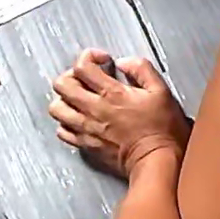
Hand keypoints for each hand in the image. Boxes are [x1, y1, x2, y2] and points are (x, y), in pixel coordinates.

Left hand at [49, 49, 191, 177]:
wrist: (156, 161)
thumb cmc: (162, 129)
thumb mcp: (161, 92)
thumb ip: (142, 70)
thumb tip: (124, 62)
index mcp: (113, 93)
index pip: (83, 67)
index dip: (90, 57)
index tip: (103, 61)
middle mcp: (94, 109)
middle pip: (62, 85)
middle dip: (72, 75)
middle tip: (88, 78)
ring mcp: (86, 128)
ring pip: (56, 108)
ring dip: (66, 99)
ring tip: (80, 98)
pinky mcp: (85, 145)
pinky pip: (62, 131)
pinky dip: (67, 122)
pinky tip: (81, 119)